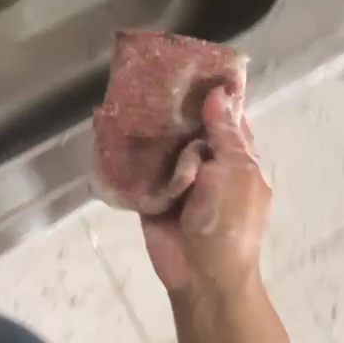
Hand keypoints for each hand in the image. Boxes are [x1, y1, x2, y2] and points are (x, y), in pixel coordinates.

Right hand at [142, 85, 270, 295]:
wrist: (202, 276)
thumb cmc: (229, 223)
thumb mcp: (235, 172)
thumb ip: (224, 134)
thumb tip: (219, 92)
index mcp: (236, 158)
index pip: (225, 117)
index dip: (212, 94)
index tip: (189, 66)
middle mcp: (206, 163)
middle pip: (189, 126)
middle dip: (172, 106)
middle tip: (147, 74)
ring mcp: (177, 178)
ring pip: (161, 143)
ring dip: (147, 125)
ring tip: (124, 93)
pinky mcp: (150, 192)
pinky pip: (137, 167)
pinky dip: (125, 151)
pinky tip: (108, 125)